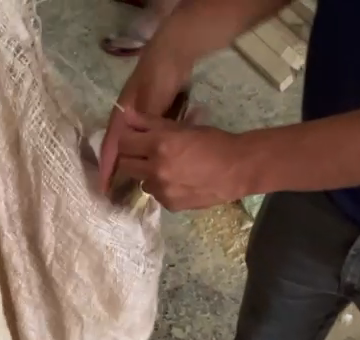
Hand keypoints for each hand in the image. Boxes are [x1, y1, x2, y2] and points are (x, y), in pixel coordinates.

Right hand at [97, 45, 190, 191]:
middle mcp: (126, 121)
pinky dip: (144, 154)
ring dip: (129, 164)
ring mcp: (137, 119)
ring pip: (130, 148)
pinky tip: (149, 165)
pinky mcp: (151, 117)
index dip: (107, 170)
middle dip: (117, 172)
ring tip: (129, 186)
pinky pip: (144, 142)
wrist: (174, 52)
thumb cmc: (159, 76)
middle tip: (117, 195)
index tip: (104, 190)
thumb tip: (135, 151)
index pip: (110, 150)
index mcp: (121, 118)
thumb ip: (143, 127)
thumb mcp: (151, 102)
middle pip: (118, 152)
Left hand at [112, 113, 252, 210]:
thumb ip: (150, 123)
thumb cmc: (212, 142)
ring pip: (140, 181)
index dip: (126, 139)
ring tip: (166, 167)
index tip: (133, 137)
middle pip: (125, 165)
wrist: (236, 169)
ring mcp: (161, 190)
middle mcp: (156, 170)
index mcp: (159, 145)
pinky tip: (178, 181)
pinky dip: (162, 187)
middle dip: (132, 157)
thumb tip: (126, 114)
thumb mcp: (181, 127)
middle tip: (146, 152)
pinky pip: (155, 195)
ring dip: (147, 174)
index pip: (123, 143)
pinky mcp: (169, 205)